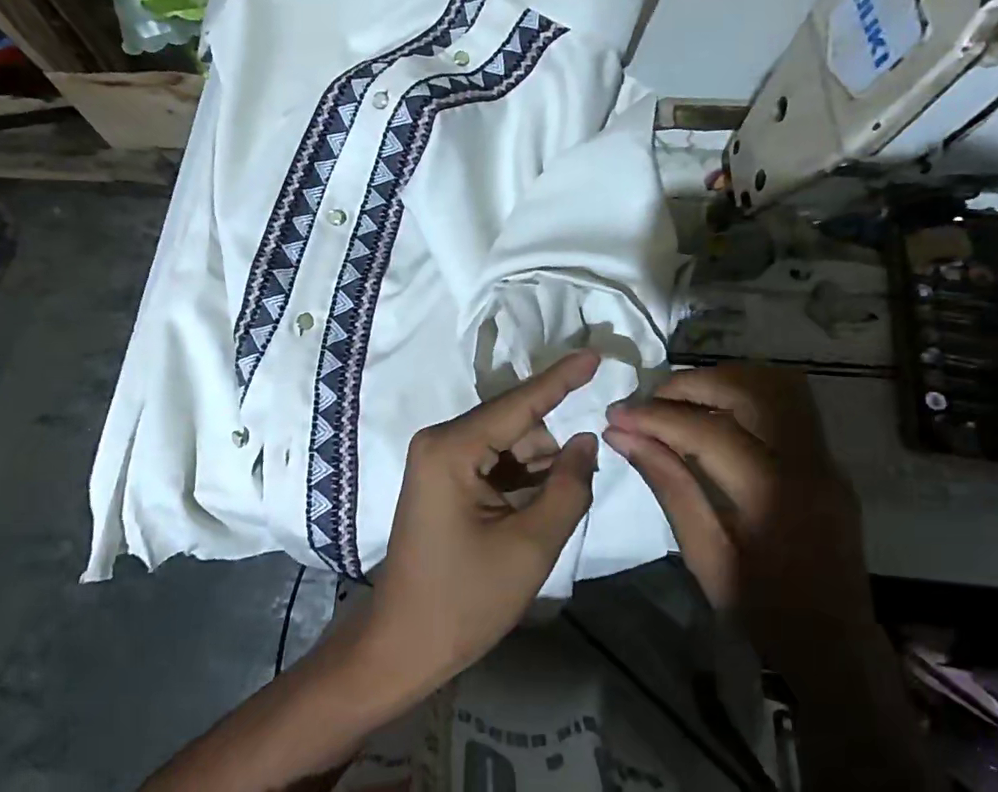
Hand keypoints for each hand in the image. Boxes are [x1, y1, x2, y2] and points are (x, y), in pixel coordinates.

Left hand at [358, 350, 601, 698]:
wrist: (403, 645)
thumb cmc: (464, 599)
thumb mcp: (531, 546)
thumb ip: (567, 487)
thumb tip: (586, 440)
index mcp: (451, 448)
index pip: (519, 403)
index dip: (561, 379)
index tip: (594, 354)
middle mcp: (439, 441)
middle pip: (515, 426)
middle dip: (550, 453)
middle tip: (570, 500)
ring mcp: (437, 459)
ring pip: (508, 445)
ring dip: (537, 471)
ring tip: (542, 524)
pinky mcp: (441, 479)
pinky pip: (493, 463)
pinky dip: (520, 481)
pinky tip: (531, 515)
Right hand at [603, 364, 868, 627]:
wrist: (835, 645)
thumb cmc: (762, 610)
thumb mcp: (704, 556)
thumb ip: (668, 486)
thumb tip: (622, 435)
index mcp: (773, 497)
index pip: (708, 433)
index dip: (655, 417)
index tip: (615, 414)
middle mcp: (808, 464)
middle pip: (749, 390)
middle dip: (691, 384)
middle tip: (649, 402)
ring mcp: (826, 459)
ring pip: (776, 385)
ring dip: (722, 381)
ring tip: (681, 402)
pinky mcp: (829, 460)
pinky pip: (787, 405)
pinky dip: (744, 395)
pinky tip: (715, 416)